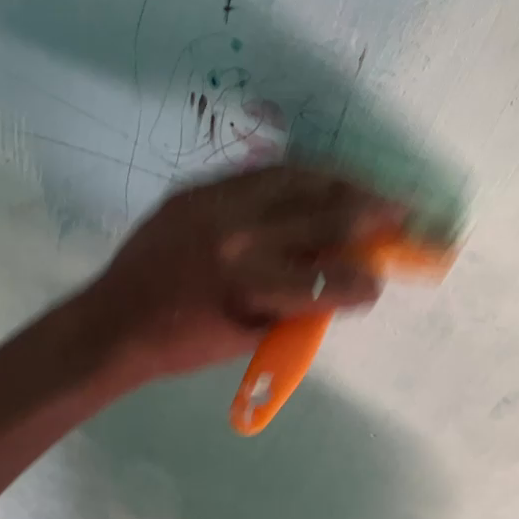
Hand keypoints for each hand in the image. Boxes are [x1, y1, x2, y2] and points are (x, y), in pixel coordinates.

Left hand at [77, 166, 408, 380]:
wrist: (115, 320)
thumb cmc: (182, 343)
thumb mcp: (248, 337)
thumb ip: (295, 306)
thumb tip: (336, 278)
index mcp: (253, 285)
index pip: (332, 277)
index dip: (364, 283)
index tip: (376, 285)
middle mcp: (241, 236)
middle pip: (326, 214)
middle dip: (374, 215)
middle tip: (403, 214)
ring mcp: (218, 204)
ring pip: (298, 179)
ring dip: (342, 184)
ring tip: (368, 190)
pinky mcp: (199, 189)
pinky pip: (261, 175)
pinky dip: (298, 179)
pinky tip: (318, 182)